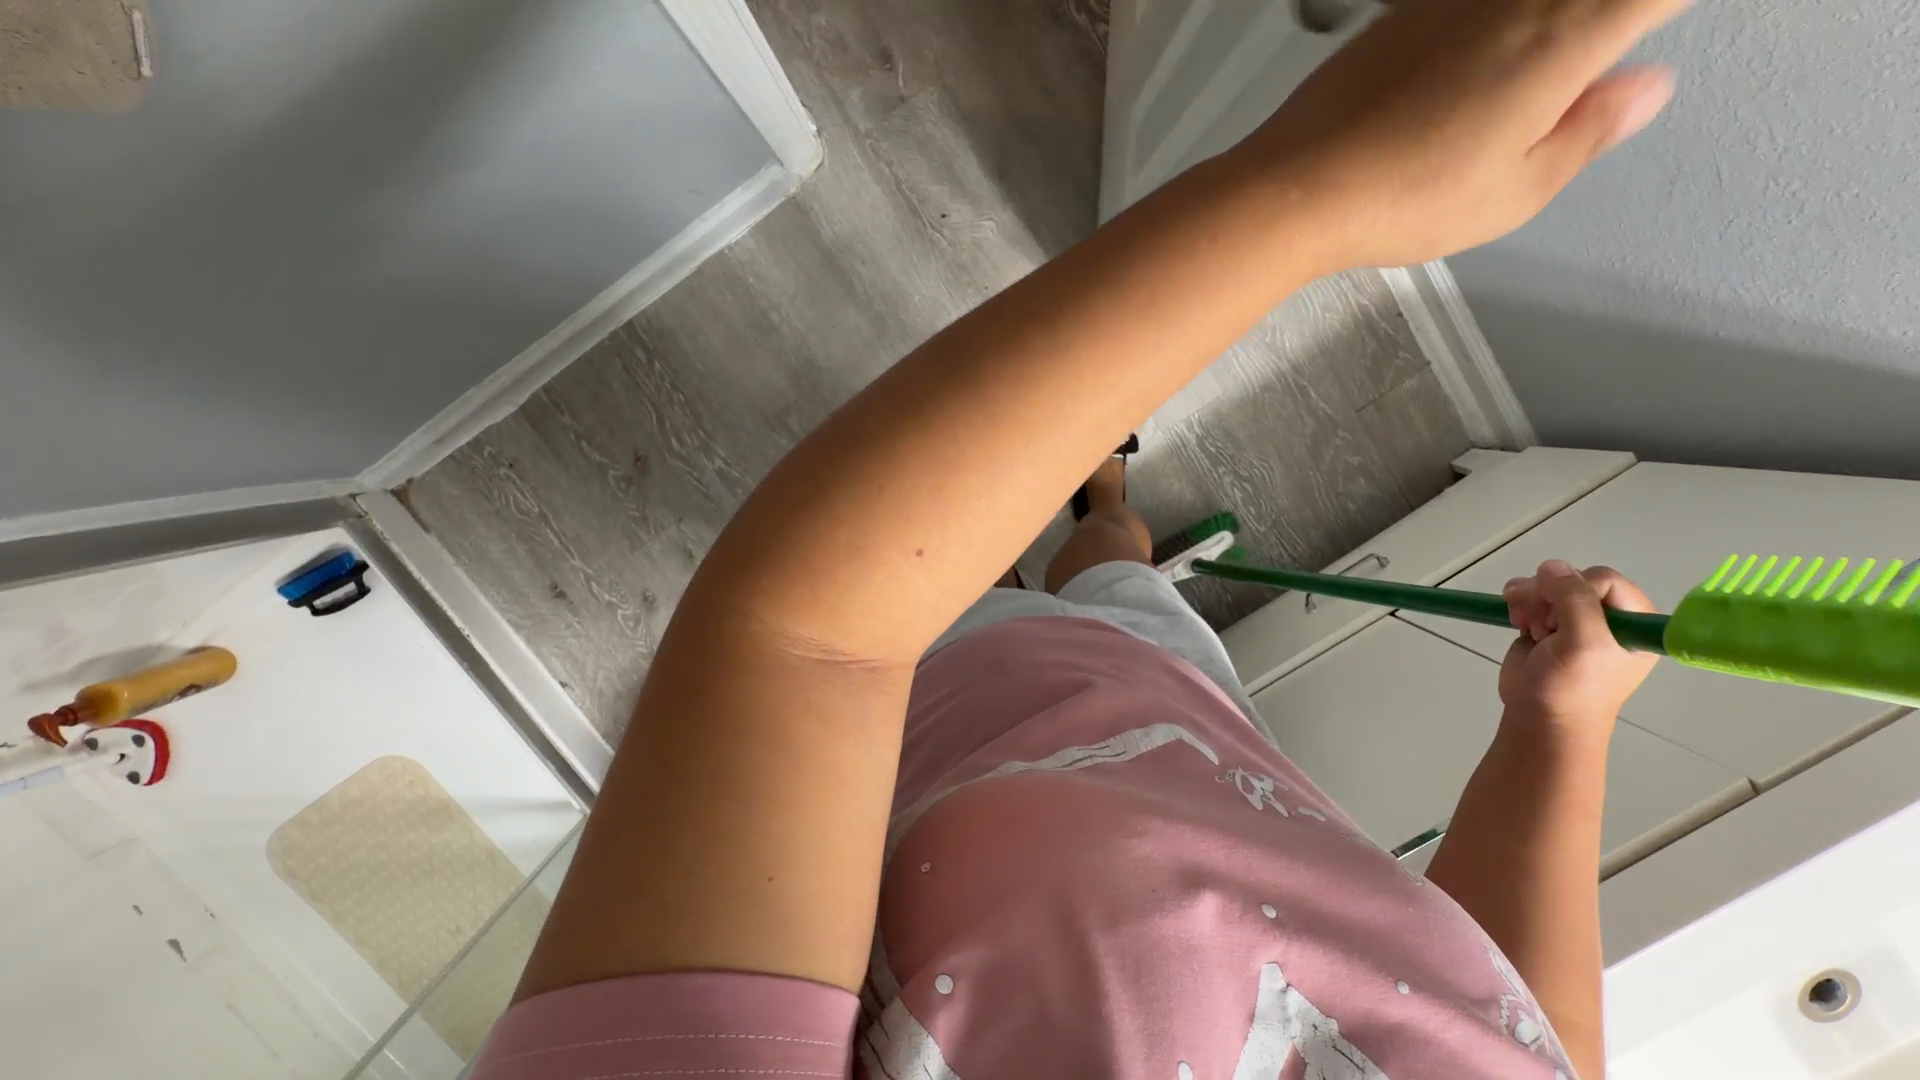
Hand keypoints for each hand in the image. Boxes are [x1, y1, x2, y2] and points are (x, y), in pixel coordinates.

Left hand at [1239, 0, 1690, 271]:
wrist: (1295, 189)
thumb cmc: (1400, 201)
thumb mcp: (1513, 194)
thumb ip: (1587, 133)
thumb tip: (1643, 90)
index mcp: (1563, 40)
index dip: (1668, 6)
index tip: (1665, 24)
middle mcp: (1511, 0)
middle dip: (1608, 13)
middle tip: (1606, 40)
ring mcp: (1448, 1)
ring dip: (1549, 14)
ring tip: (1535, 71)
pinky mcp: (1397, 16)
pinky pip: (1464, 0)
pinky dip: (1491, 15)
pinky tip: (1485, 39)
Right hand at [1499, 560, 1660, 736]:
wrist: (1540, 718)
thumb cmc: (1572, 686)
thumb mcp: (1583, 642)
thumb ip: (1574, 599)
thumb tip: (1550, 566)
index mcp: (1634, 622)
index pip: (1605, 580)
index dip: (1577, 589)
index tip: (1560, 617)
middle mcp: (1607, 617)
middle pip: (1572, 579)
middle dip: (1548, 595)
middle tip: (1541, 624)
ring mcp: (1574, 620)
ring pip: (1548, 585)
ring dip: (1530, 598)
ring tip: (1525, 622)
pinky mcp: (1545, 624)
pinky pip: (1531, 596)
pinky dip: (1519, 601)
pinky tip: (1516, 618)